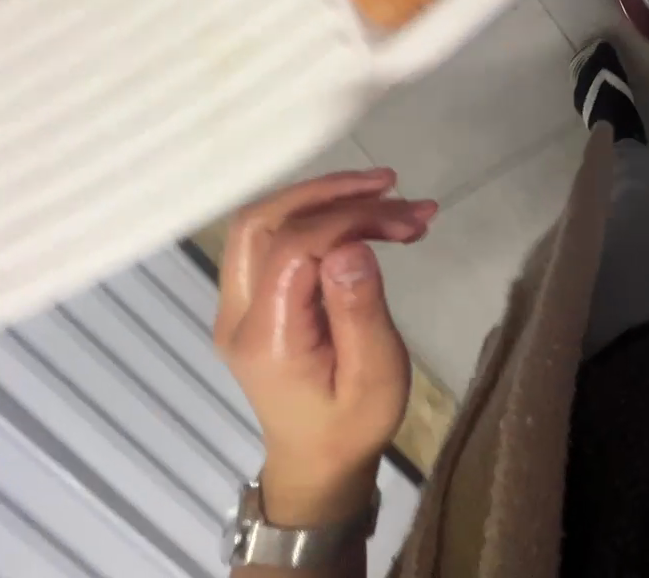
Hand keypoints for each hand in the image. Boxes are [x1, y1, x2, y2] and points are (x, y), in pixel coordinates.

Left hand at [213, 170, 436, 525]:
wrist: (319, 461)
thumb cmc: (355, 420)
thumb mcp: (375, 371)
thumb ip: (358, 309)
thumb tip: (351, 247)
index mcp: (268, 334)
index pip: (294, 246)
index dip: (352, 218)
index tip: (410, 220)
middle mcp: (238, 313)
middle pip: (261, 222)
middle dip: (330, 192)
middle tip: (394, 187)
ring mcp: (238, 306)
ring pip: (263, 224)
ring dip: (325, 198)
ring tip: (392, 198)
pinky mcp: (254, 301)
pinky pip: (274, 240)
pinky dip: (320, 217)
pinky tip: (368, 220)